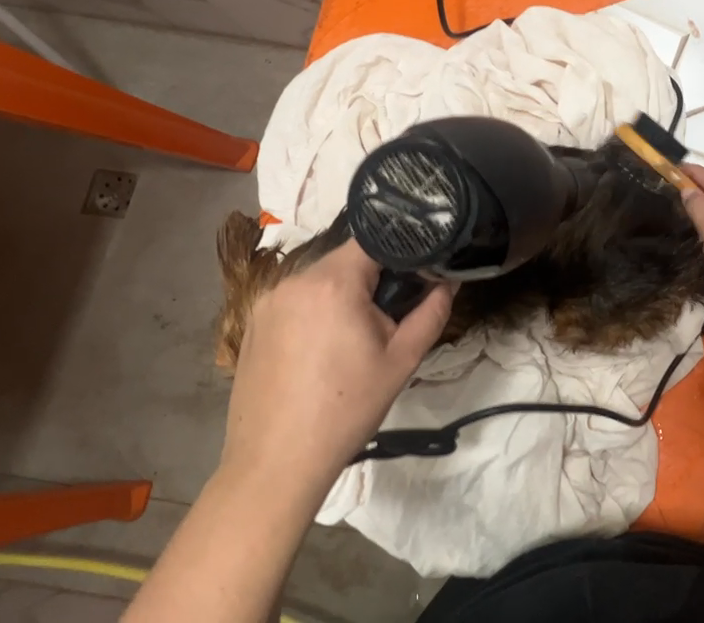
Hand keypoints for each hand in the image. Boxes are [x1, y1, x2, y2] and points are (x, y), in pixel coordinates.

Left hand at [220, 239, 452, 499]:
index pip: (375, 239)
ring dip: (344, 296)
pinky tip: (325, 352)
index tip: (419, 274)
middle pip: (346, 260)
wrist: (276, 464)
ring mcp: (267, 303)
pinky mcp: (253, 325)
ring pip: (321, 281)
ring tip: (357, 338)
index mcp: (332, 282)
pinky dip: (317, 313)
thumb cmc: (347, 409)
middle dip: (373, 279)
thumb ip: (432, 311)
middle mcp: (293, 281)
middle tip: (391, 314)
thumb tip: (450, 280)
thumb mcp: (402, 359)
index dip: (402, 251)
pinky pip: (297, 302)